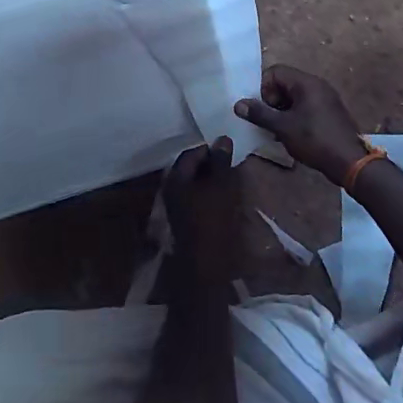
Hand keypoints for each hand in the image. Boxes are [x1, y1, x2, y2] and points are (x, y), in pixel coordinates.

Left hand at [162, 137, 240, 285]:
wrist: (207, 264)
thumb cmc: (214, 219)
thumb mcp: (222, 185)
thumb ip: (221, 160)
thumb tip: (222, 139)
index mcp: (176, 179)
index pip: (191, 154)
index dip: (210, 149)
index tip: (229, 151)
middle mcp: (171, 191)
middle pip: (191, 169)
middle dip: (210, 164)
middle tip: (231, 164)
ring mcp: (176, 208)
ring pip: (194, 185)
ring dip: (211, 180)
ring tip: (231, 180)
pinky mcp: (185, 222)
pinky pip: (197, 199)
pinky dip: (209, 194)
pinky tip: (224, 198)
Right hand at [234, 65, 368, 184]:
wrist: (349, 161)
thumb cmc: (314, 139)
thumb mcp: (283, 127)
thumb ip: (260, 114)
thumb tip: (238, 104)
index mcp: (306, 82)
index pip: (275, 71)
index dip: (263, 88)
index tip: (262, 109)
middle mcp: (317, 85)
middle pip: (285, 83)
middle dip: (271, 101)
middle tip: (268, 122)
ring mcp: (325, 99)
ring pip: (294, 97)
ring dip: (282, 111)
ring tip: (277, 131)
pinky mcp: (329, 112)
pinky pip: (305, 107)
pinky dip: (294, 117)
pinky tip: (291, 135)